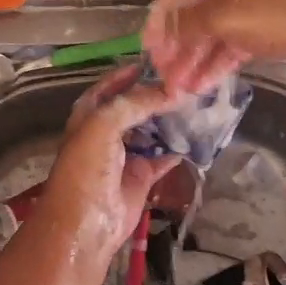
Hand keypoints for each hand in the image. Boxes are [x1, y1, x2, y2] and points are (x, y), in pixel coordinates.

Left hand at [39, 66, 180, 268]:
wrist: (86, 223)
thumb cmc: (87, 168)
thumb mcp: (104, 125)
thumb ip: (134, 103)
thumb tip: (170, 91)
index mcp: (90, 112)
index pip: (113, 83)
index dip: (134, 72)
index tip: (165, 60)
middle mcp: (107, 129)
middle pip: (136, 105)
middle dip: (159, 94)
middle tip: (190, 82)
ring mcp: (125, 153)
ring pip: (152, 129)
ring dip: (171, 119)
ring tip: (199, 103)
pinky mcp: (141, 175)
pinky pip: (163, 156)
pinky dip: (178, 147)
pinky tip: (198, 135)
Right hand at [143, 0, 285, 96]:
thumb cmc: (273, 12)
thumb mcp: (220, 16)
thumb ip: (185, 24)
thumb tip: (163, 31)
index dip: (159, 19)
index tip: (147, 48)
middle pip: (196, 12)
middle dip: (178, 46)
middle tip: (163, 73)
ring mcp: (255, 0)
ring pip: (215, 30)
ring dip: (195, 58)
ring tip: (179, 88)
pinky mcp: (270, 24)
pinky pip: (234, 41)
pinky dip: (217, 61)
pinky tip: (200, 84)